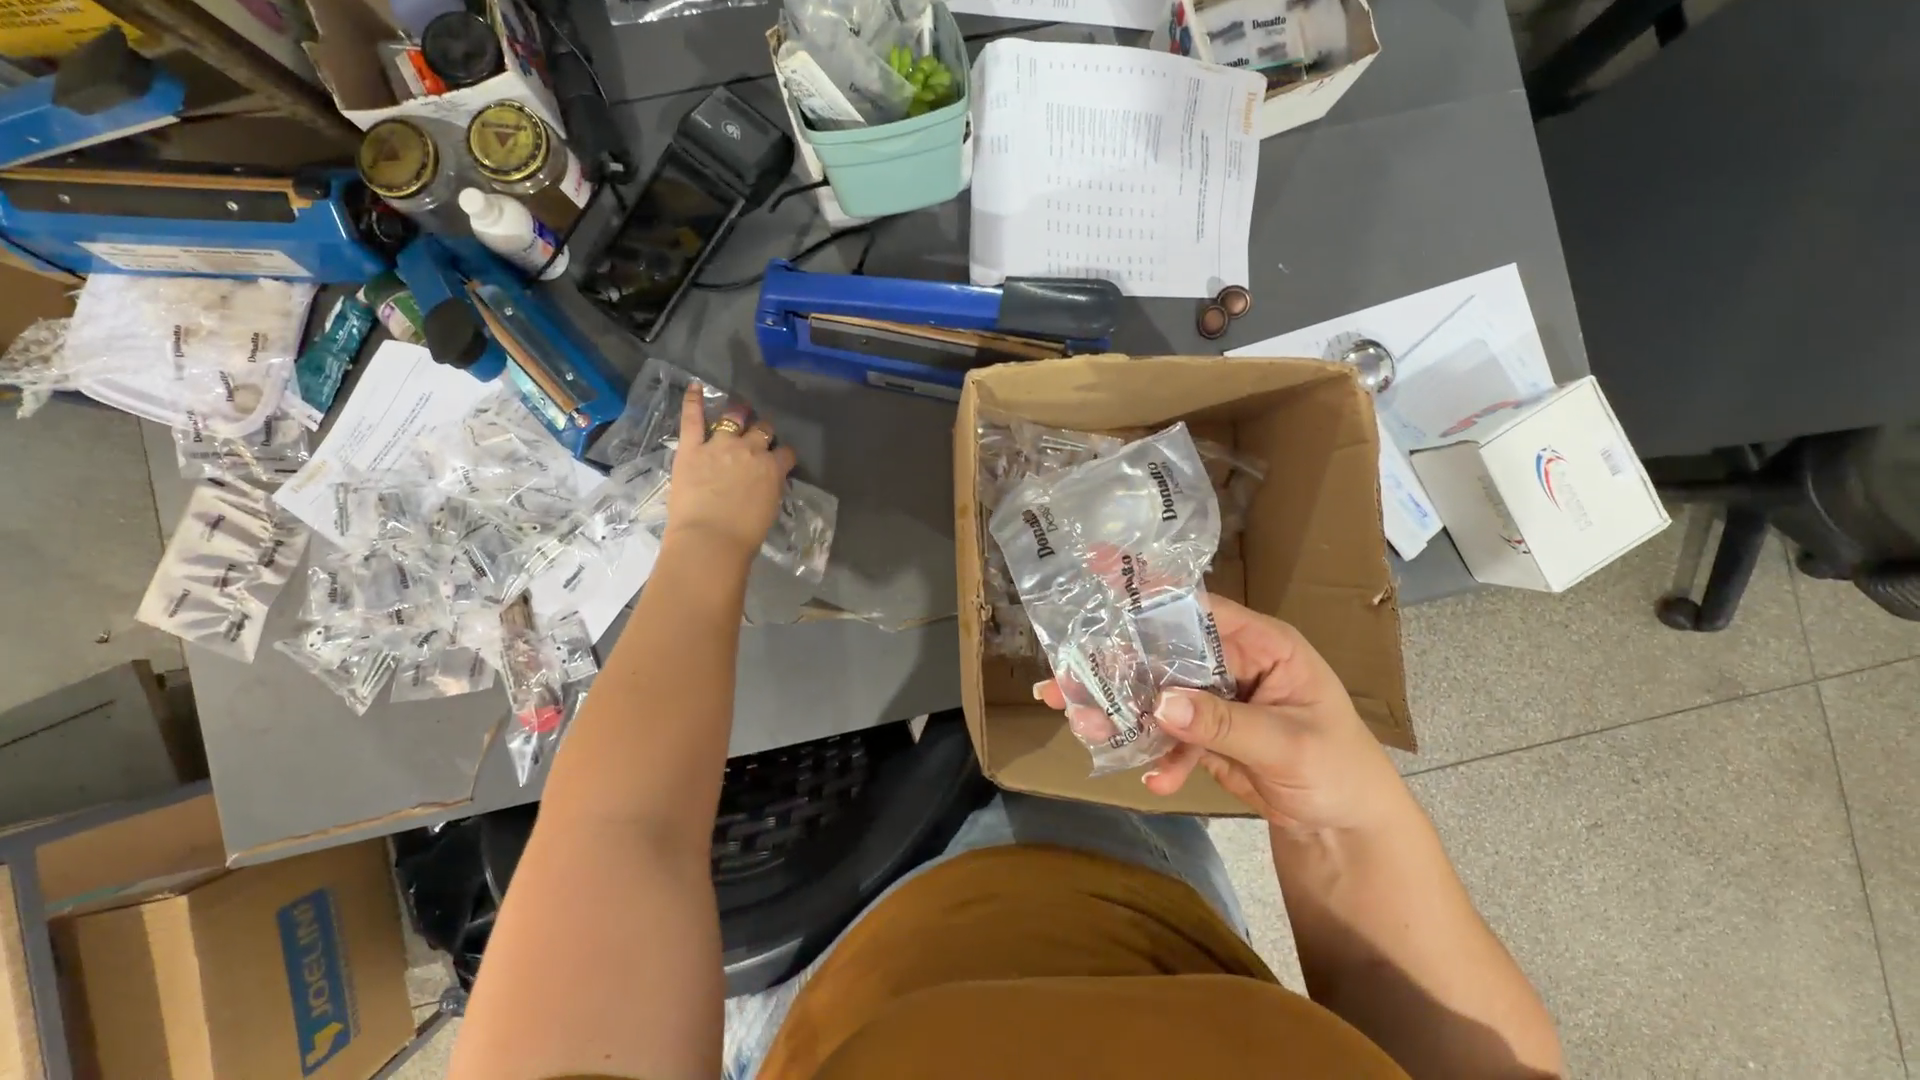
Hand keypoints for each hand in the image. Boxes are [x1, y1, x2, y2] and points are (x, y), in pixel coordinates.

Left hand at [662, 383, 795, 559]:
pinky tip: (694, 387)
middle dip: (763, 431)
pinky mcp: (692, 448)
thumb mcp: (769, 509)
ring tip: (738, 411)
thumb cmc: (744, 535)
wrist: (711, 539)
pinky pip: (693, 419)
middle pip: (762, 430)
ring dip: (737, 414)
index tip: (780, 459)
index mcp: (772, 468)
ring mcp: (720, 445)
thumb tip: (768, 481)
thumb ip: (770, 488)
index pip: (785, 453)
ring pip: (733, 419)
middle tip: (758, 434)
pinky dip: (693, 401)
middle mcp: (750, 450)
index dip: (783, 454)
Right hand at [1036, 595, 1409, 831]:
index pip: (1199, 607)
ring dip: (1121, 712)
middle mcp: (1232, 663)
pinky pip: (1168, 735)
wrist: (1346, 830)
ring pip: (1156, 694)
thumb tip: (1162, 703)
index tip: (1097, 567)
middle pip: (1164, 652)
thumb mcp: (1287, 744)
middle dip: (1115, 666)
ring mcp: (1215, 700)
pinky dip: (1155, 754)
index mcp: (1261, 644)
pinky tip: (1153, 781)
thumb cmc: (1338, 771)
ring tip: (1081, 725)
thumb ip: (1224, 723)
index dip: (1150, 588)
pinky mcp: (1206, 735)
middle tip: (1063, 678)